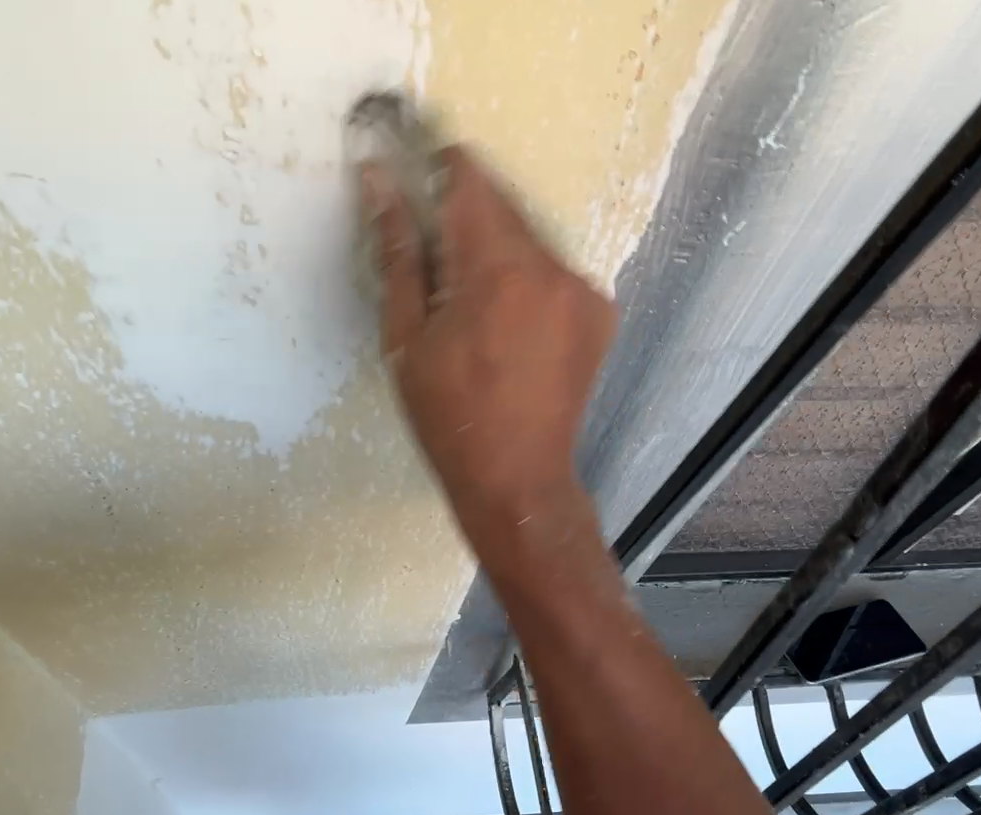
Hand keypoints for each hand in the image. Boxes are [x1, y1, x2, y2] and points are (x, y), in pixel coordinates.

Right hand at [364, 146, 615, 538]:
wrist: (517, 478)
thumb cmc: (448, 417)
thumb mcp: (407, 338)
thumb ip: (399, 253)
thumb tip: (379, 181)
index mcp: (499, 270)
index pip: (469, 178)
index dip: (436, 170)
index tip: (414, 187)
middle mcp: (553, 266)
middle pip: (502, 206)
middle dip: (464, 220)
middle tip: (436, 269)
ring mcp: (584, 289)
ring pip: (529, 239)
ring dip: (496, 253)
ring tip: (474, 311)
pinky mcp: (600, 311)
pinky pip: (554, 272)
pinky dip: (527, 281)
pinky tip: (510, 328)